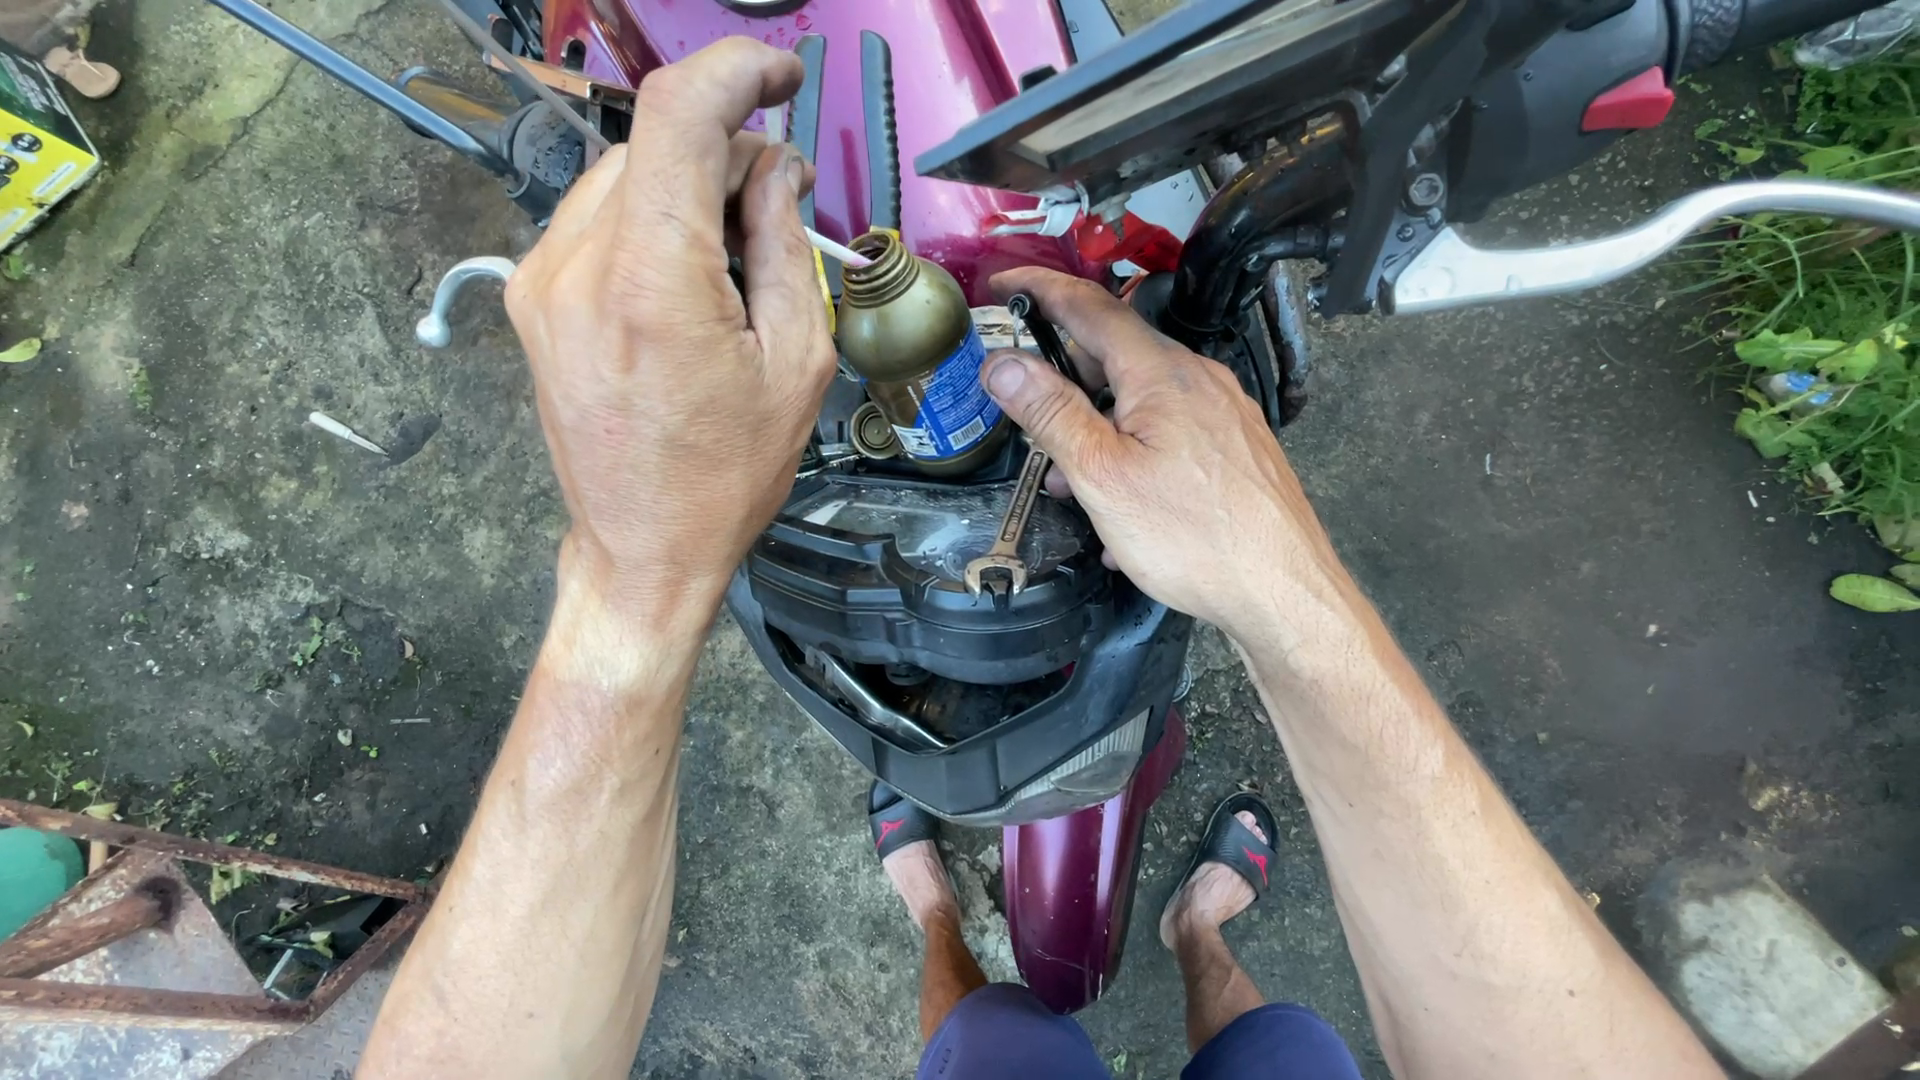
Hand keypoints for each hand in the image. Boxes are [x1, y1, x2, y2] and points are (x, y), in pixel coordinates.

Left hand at [505, 39, 836, 620]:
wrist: (644, 547)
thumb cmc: (728, 474)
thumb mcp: (796, 364)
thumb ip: (784, 249)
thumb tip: (773, 171)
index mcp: (652, 280)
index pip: (679, 116)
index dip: (738, 72)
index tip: (783, 78)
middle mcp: (576, 265)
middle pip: (654, 145)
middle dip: (727, 154)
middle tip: (781, 204)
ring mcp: (542, 281)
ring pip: (624, 178)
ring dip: (690, 191)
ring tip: (739, 259)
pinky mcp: (533, 299)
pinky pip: (598, 220)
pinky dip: (654, 222)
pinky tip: (691, 278)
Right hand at [978, 268, 1345, 636]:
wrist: (1283, 593)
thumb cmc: (1193, 537)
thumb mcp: (1103, 475)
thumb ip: (1051, 414)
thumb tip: (1003, 363)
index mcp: (1161, 374)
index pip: (1089, 307)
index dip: (1039, 288)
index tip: (1002, 281)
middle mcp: (1199, 380)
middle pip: (1116, 354)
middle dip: (1065, 377)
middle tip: (1026, 407)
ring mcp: (1224, 413)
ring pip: (1142, 400)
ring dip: (1096, 426)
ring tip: (1069, 479)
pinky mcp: (1236, 448)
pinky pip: (1170, 432)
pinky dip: (1132, 451)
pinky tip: (1122, 505)